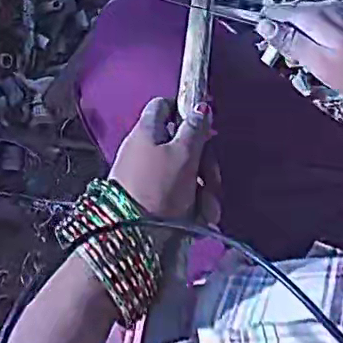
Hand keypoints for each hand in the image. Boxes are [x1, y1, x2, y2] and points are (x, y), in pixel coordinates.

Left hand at [109, 96, 209, 218]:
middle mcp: (143, 149)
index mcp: (147, 130)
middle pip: (181, 144)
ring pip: (184, 174)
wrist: (131, 236)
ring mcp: (145, 176)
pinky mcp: (149, 201)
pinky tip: (199, 221)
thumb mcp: (183, 155)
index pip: (164, 106)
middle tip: (212, 182)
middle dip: (204, 164)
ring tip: (207, 211)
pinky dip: (192, 207)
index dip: (185, 112)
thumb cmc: (159, 187)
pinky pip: (177, 197)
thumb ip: (195, 130)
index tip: (205, 128)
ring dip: (203, 191)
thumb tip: (200, 106)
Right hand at [256, 0, 342, 100]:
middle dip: (287, 30)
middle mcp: (330, 4)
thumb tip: (264, 25)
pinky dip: (325, 29)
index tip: (266, 44)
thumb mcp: (319, 64)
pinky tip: (333, 47)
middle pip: (295, 12)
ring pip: (314, 14)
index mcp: (315, 15)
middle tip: (290, 58)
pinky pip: (333, 16)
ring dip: (306, 31)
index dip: (267, 26)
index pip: (278, 11)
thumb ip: (290, 42)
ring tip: (312, 57)